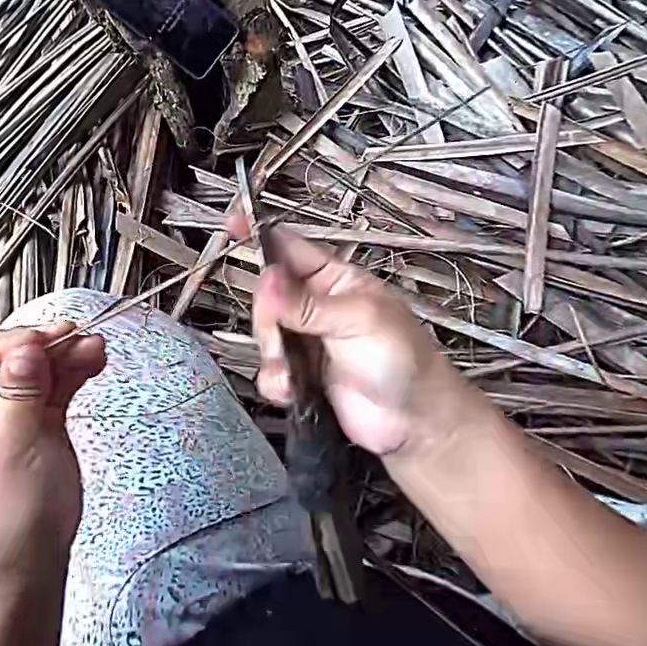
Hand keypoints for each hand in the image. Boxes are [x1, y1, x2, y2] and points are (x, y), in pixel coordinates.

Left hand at [0, 328, 106, 610]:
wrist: (25, 571)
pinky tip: (93, 358)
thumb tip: (26, 346)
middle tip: (68, 337)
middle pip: (1, 358)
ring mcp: (6, 415)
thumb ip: (17, 393)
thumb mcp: (3, 450)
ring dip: (65, 354)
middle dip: (37, 346)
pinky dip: (76, 370)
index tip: (33, 345)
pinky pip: (57, 385)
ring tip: (91, 345)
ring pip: (35, 368)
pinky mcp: (38, 422)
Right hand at [232, 217, 486, 459]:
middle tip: (284, 330)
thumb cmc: (404, 358)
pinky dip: (276, 381)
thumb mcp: (360, 320)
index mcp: (336, 279)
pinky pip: (270, 371)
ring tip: (295, 367)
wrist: (414, 420)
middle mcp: (318, 305)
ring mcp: (309, 340)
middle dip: (269, 314)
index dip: (261, 234)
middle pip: (268, 293)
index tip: (233, 225)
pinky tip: (293, 388)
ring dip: (273, 352)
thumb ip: (308, 304)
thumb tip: (268, 280)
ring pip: (265, 334)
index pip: (290, 247)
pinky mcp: (303, 375)